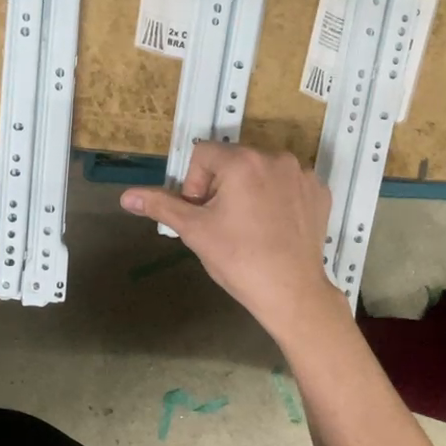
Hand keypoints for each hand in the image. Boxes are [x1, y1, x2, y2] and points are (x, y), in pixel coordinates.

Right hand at [120, 143, 346, 336]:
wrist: (291, 292)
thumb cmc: (238, 259)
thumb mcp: (194, 231)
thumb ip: (161, 206)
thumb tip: (126, 197)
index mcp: (243, 162)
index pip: (203, 154)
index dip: (194, 183)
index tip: (201, 214)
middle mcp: (276, 157)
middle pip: (234, 160)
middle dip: (220, 186)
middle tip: (222, 223)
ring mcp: (302, 174)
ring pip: (261, 172)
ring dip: (248, 191)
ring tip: (248, 227)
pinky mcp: (319, 192)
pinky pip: (287, 185)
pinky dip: (276, 200)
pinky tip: (273, 228)